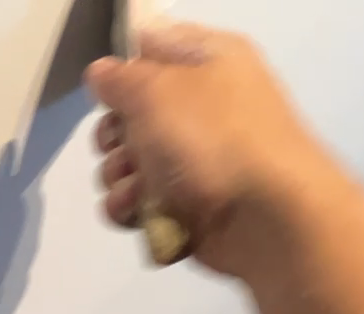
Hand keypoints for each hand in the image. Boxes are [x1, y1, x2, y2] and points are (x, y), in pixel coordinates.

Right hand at [85, 23, 342, 276]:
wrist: (263, 217)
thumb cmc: (213, 140)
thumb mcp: (158, 92)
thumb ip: (120, 78)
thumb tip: (99, 72)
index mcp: (203, 61)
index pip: (148, 46)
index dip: (120, 67)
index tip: (107, 91)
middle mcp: (196, 107)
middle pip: (126, 116)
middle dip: (112, 138)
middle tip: (122, 147)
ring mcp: (189, 160)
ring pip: (125, 165)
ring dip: (118, 179)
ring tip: (137, 191)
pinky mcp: (180, 205)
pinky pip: (135, 204)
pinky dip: (131, 210)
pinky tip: (142, 214)